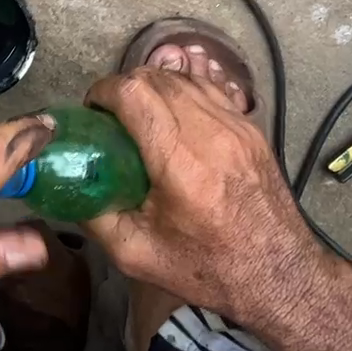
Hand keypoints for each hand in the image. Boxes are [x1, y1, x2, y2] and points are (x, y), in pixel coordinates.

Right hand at [81, 66, 336, 326]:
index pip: (133, 92)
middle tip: (112, 115)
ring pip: (179, 74)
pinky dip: (180, 85)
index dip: (103, 92)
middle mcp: (209, 132)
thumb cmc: (209, 267)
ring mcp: (234, 123)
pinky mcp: (249, 124)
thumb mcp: (138, 255)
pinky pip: (206, 83)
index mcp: (179, 163)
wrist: (283, 276)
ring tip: (141, 112)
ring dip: (151, 84)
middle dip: (123, 86)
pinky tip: (172, 107)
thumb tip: (68, 182)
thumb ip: (95, 217)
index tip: (94, 111)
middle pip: (152, 76)